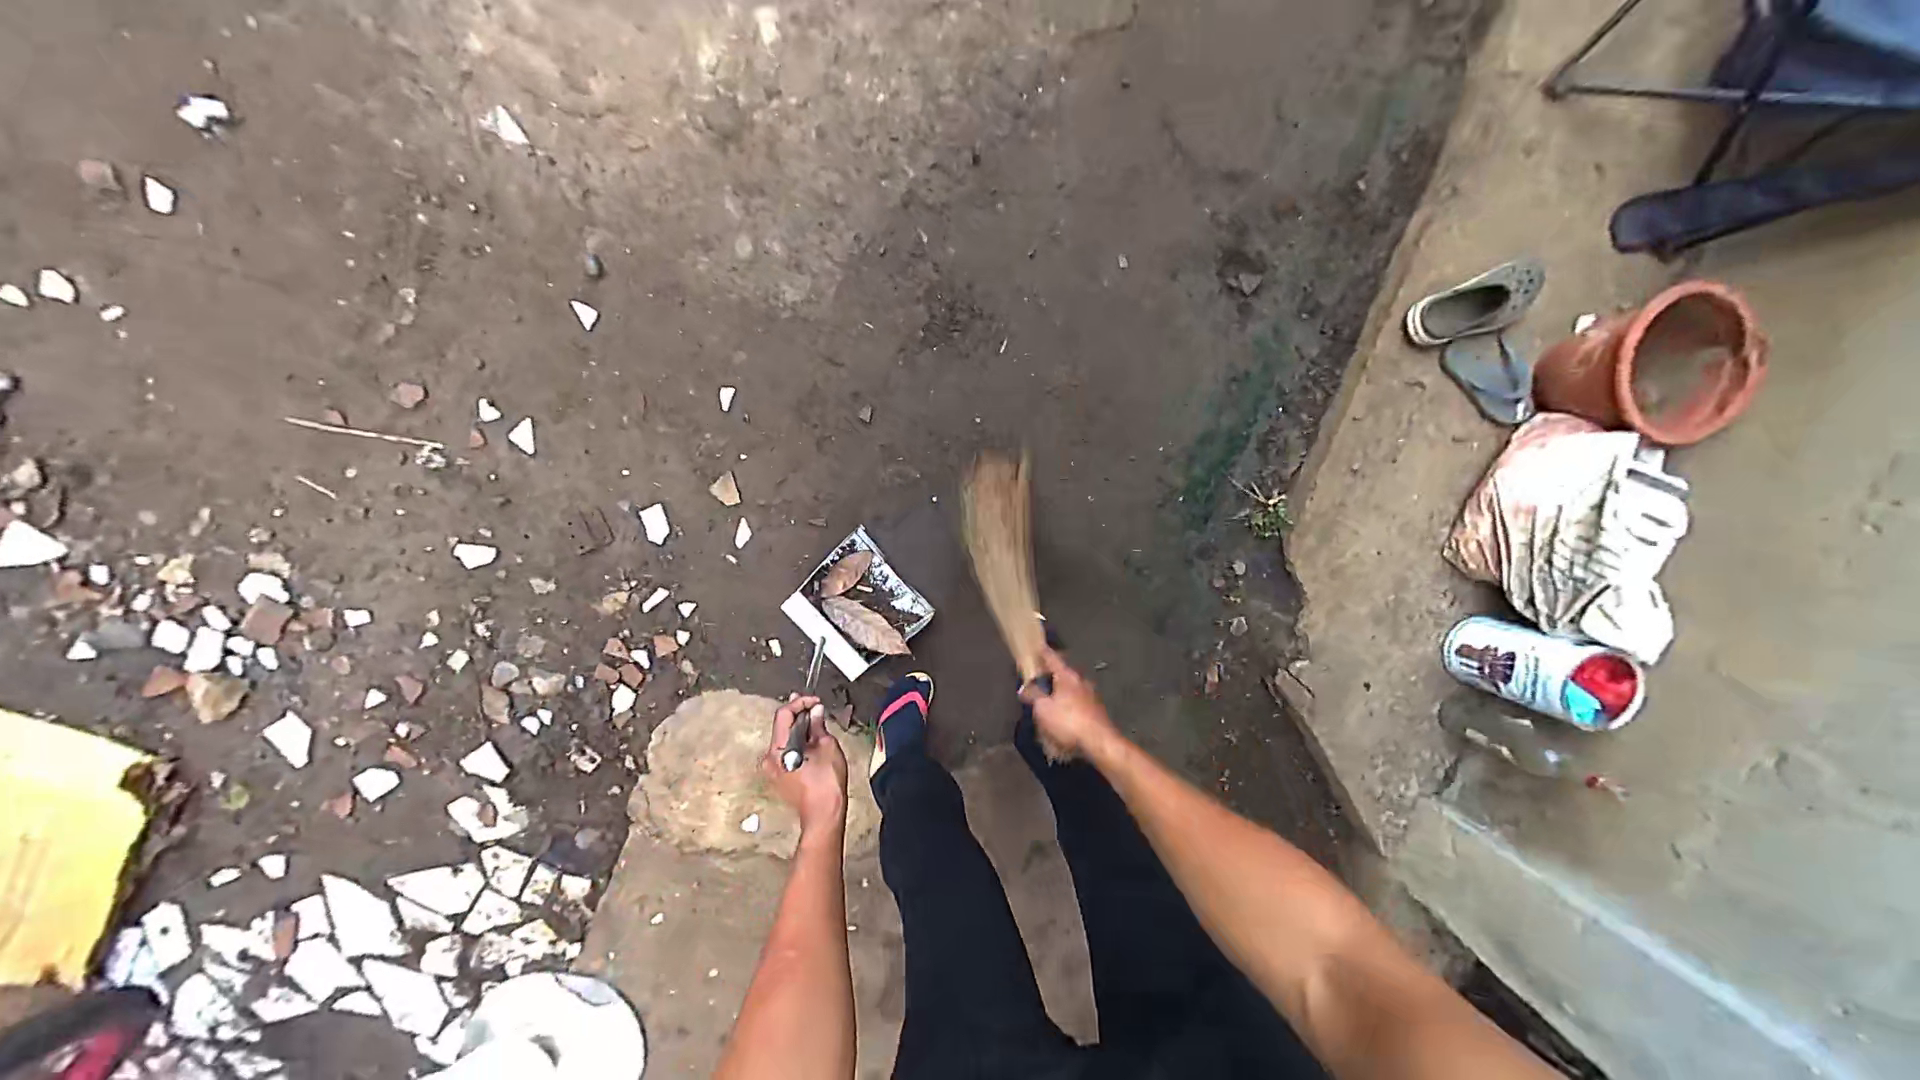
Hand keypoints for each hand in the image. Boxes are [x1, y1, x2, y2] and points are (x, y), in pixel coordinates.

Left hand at [763, 694, 848, 834]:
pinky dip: (796, 742)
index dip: (800, 703)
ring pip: (783, 738)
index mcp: (779, 749)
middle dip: (798, 714)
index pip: (783, 715)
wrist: (823, 813)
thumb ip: (818, 725)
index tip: (814, 701)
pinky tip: (810, 739)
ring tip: (815, 721)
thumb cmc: (826, 784)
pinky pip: (785, 751)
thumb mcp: (827, 746)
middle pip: (781, 726)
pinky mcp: (779, 776)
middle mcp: (770, 758)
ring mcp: (772, 769)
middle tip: (813, 705)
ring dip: (798, 728)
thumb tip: (816, 711)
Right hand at [1018, 647, 1119, 760]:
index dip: (1043, 652)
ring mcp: (1091, 696)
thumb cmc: (1068, 722)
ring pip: (1071, 690)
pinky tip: (1062, 720)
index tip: (1038, 646)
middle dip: (1051, 677)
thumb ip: (1032, 695)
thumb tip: (1025, 688)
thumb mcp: (1043, 709)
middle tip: (1039, 680)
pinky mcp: (1096, 711)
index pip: (1052, 658)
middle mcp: (1081, 681)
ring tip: (1048, 704)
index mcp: (1067, 676)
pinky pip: (1077, 705)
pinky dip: (1068, 708)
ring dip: (1060, 694)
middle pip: (1062, 674)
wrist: (1099, 742)